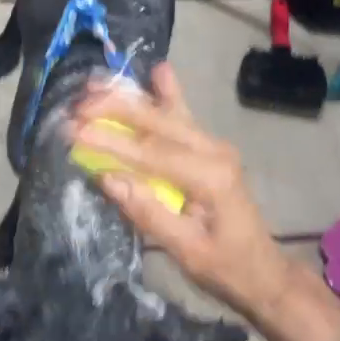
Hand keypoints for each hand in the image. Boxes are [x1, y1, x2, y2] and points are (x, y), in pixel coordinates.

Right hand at [71, 65, 290, 320]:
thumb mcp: (185, 252)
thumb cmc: (225, 267)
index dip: (112, 142)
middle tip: (76, 106)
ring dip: (131, 97)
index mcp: (210, 177)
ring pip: (168, 113)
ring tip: (97, 82)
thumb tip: (108, 179)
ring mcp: (214, 144)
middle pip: (158, 123)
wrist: (263, 270)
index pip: (152, 154)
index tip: (75, 132)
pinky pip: (182, 116)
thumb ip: (149, 213)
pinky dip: (164, 93)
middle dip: (114, 111)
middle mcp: (214, 150)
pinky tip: (158, 69)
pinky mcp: (209, 146)